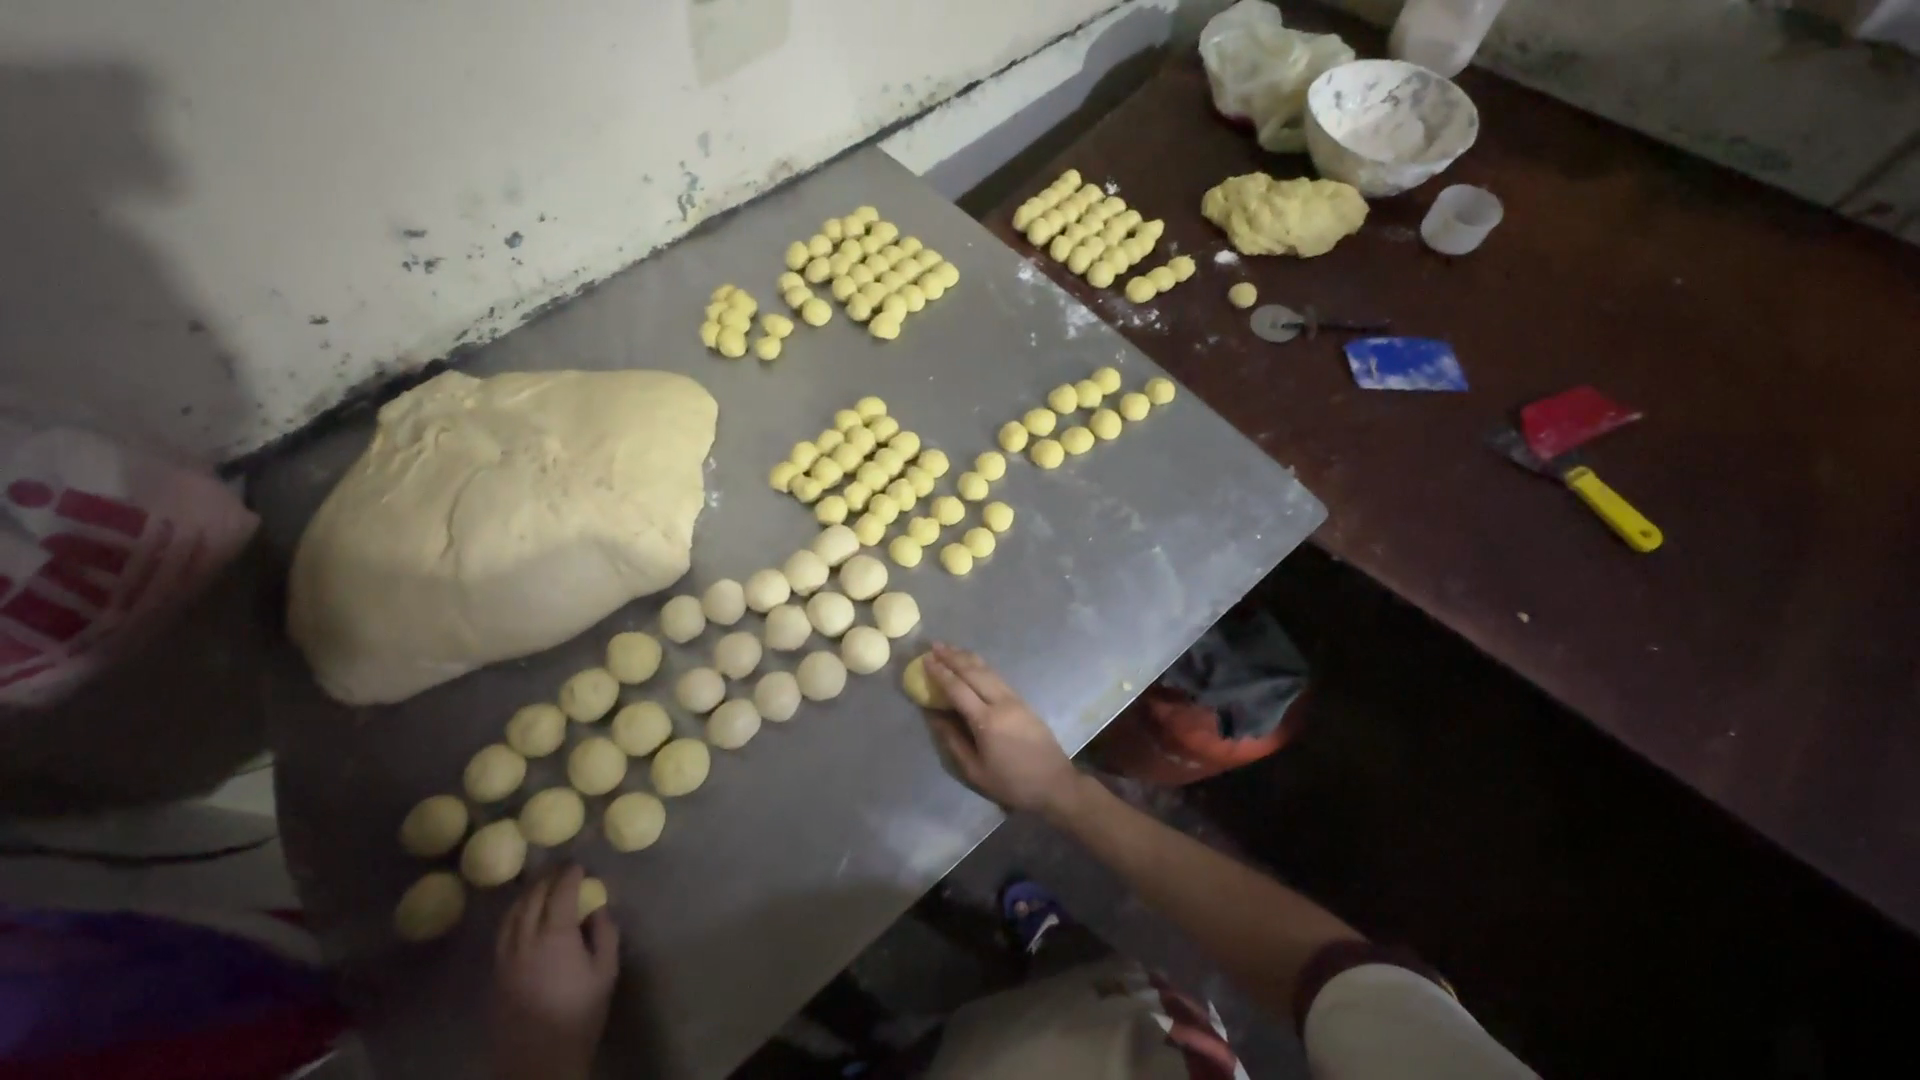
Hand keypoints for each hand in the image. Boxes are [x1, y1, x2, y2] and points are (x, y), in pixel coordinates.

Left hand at [490, 864, 619, 1079]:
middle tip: (561, 869)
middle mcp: (525, 939)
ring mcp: (505, 956)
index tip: (579, 864)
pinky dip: (514, 915)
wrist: (539, 1058)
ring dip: (527, 895)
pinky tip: (522, 916)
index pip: (560, 892)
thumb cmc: (580, 1013)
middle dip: (547, 879)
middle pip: (532, 898)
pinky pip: (503, 932)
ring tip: (541, 886)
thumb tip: (597, 908)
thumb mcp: (606, 971)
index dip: (570, 875)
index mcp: (555, 935)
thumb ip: (604, 934)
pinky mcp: (496, 972)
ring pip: (512, 913)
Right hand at [923, 643, 1081, 817]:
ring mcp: (1016, 699)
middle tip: (934, 646)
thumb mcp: (974, 770)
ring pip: (988, 671)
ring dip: (968, 658)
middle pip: (974, 672)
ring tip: (950, 648)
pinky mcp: (1024, 702)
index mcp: (987, 721)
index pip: (958, 689)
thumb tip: (934, 716)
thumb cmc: (1011, 783)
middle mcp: (1002, 703)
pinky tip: (974, 664)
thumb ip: (952, 740)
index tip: (925, 660)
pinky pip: (998, 678)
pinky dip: (982, 667)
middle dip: (953, 657)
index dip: (940, 673)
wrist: (1054, 784)